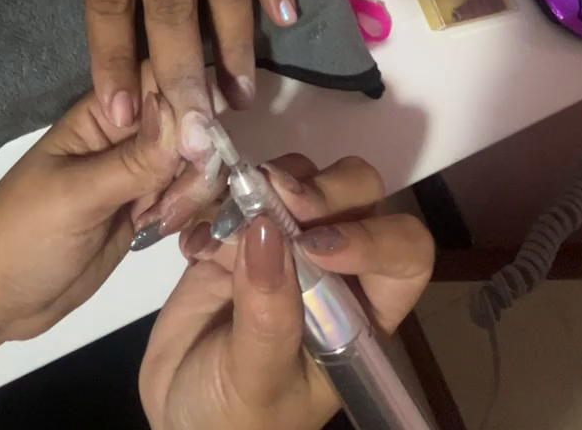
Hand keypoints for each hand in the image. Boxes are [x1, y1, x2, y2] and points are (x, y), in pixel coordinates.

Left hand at [0, 82, 183, 343]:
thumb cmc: (22, 233)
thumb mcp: (78, 195)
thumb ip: (136, 161)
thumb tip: (190, 113)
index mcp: (103, 112)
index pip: (160, 80)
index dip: (194, 98)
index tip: (212, 138)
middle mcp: (128, 134)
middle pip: (189, 124)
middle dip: (196, 160)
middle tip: (171, 204)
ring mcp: (139, 173)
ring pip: (194, 163)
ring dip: (192, 193)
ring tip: (159, 224)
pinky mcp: (145, 209)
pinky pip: (187, 197)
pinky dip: (190, 214)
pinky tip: (173, 236)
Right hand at [139, 155, 434, 429]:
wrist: (179, 414)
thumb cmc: (234, 420)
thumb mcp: (257, 380)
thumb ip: (267, 313)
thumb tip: (266, 230)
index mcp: (358, 310)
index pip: (401, 254)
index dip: (371, 237)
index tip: (315, 245)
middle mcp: (329, 266)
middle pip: (357, 195)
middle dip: (319, 188)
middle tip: (273, 192)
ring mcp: (280, 241)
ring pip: (298, 177)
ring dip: (265, 183)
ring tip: (224, 216)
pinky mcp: (233, 231)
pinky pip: (235, 189)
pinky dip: (214, 199)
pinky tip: (192, 243)